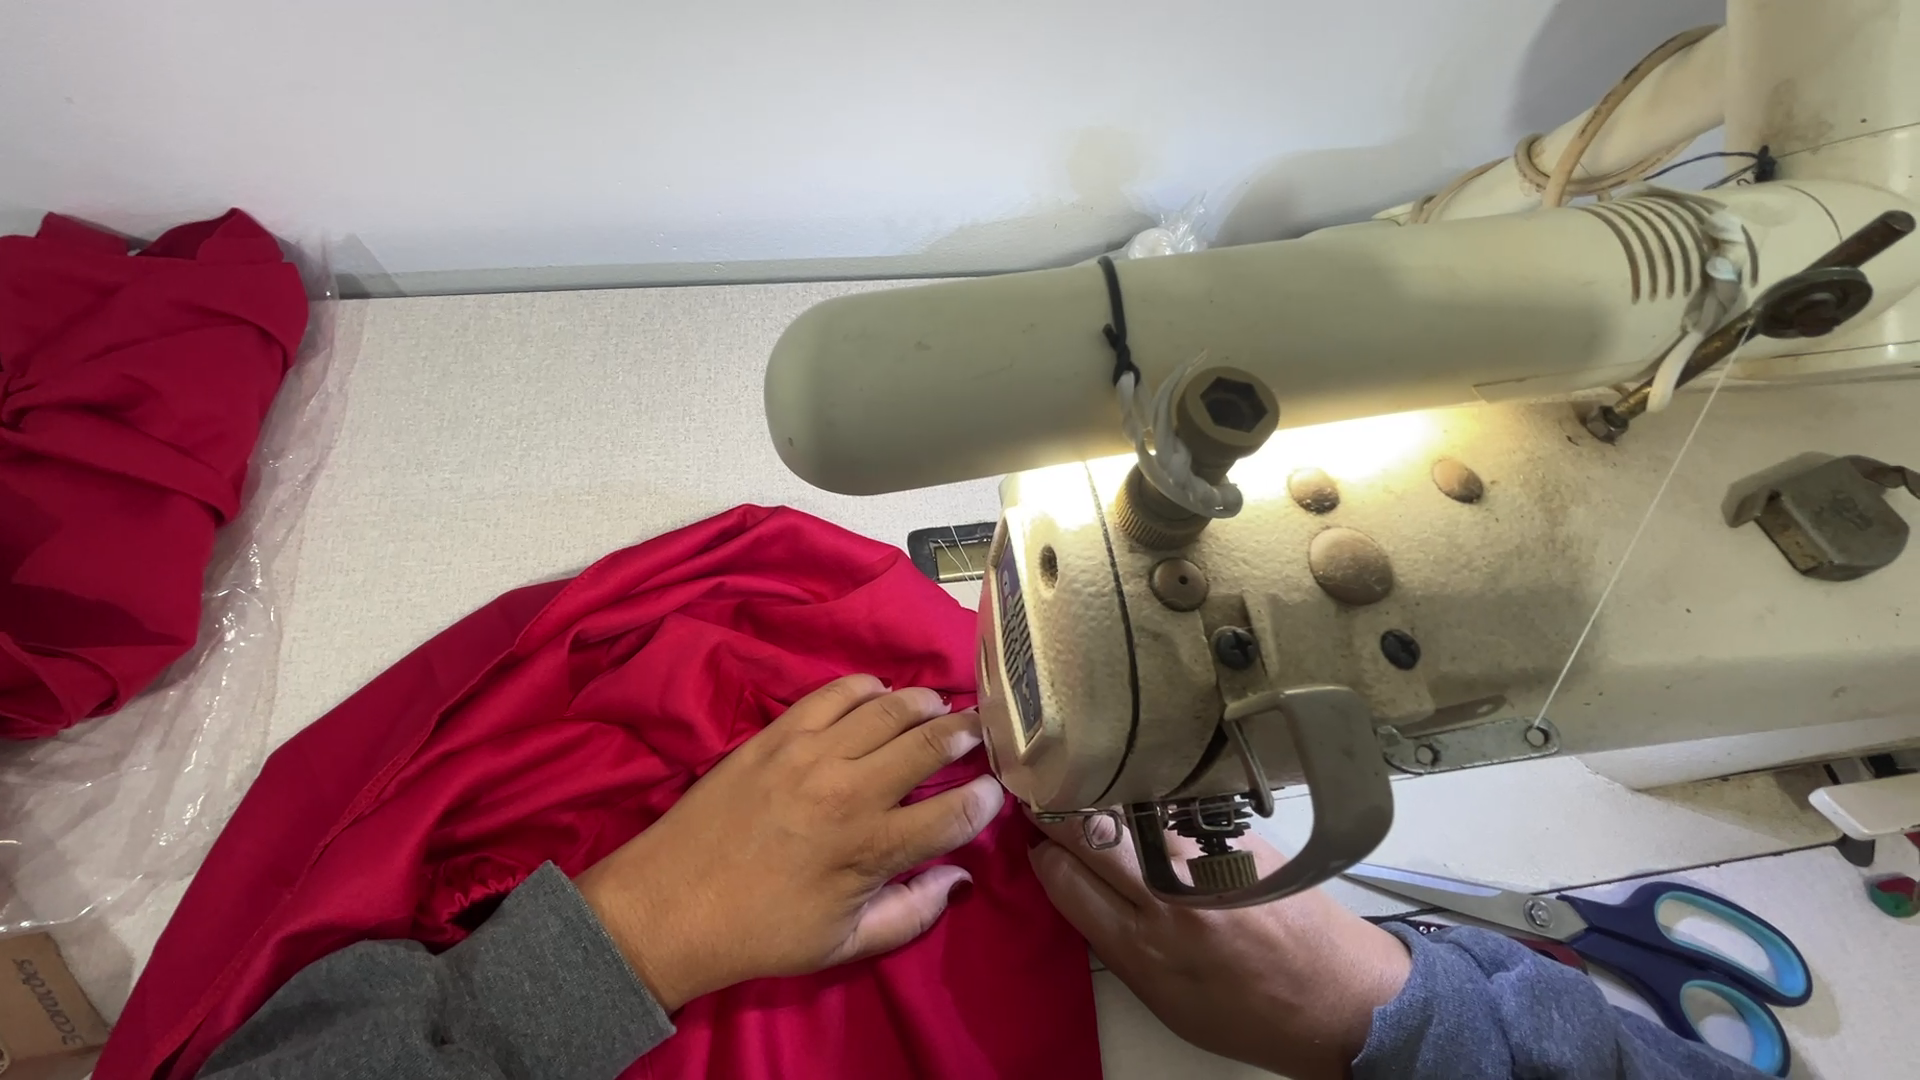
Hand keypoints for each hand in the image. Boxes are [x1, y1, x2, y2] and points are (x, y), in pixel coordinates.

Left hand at [576, 676, 1003, 1010]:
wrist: (667, 906)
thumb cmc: (761, 932)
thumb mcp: (843, 945)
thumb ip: (913, 913)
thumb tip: (961, 876)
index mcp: (870, 850)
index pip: (953, 814)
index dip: (985, 798)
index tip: (995, 789)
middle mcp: (850, 792)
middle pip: (930, 745)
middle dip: (967, 734)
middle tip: (979, 731)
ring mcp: (812, 755)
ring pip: (890, 708)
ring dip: (925, 703)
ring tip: (939, 707)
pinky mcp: (779, 733)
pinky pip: (836, 692)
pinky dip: (868, 687)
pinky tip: (879, 695)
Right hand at [1030, 817, 1410, 1079]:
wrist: (1343, 994)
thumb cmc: (1247, 1012)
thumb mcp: (1164, 1000)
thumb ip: (1111, 939)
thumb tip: (1068, 880)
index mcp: (1145, 948)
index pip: (1063, 876)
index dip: (1039, 850)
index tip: (1032, 836)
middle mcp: (1168, 892)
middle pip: (1084, 827)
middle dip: (1052, 808)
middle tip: (1039, 793)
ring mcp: (1202, 851)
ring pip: (1121, 799)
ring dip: (1090, 789)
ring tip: (1075, 779)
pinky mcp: (1230, 826)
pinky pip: (1163, 795)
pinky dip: (1136, 788)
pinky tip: (1129, 781)